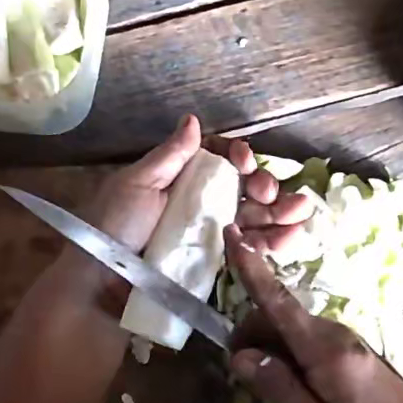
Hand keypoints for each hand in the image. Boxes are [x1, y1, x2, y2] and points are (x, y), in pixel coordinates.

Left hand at [83, 115, 312, 254]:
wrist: (101, 283)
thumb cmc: (113, 227)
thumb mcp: (136, 184)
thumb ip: (169, 156)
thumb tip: (193, 120)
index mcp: (180, 179)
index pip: (219, 161)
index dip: (237, 157)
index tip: (244, 161)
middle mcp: (198, 203)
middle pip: (243, 189)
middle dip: (266, 186)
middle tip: (270, 192)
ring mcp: (209, 234)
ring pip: (254, 218)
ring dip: (280, 213)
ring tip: (301, 213)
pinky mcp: (215, 263)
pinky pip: (250, 249)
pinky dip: (272, 243)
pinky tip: (288, 238)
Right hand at [223, 224, 402, 402]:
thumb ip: (278, 387)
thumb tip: (241, 356)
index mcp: (324, 348)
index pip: (277, 300)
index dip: (250, 268)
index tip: (230, 233)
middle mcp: (333, 334)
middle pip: (275, 317)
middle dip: (249, 337)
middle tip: (240, 377)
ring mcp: (343, 341)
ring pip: (287, 330)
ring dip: (267, 349)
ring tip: (265, 389)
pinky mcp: (348, 352)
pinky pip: (304, 341)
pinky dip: (285, 355)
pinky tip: (288, 387)